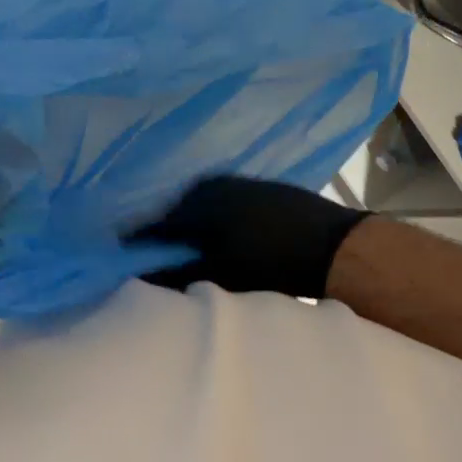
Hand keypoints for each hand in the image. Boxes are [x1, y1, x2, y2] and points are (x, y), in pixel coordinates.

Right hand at [128, 176, 369, 299]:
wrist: (337, 247)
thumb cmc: (271, 264)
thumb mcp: (218, 274)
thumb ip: (176, 275)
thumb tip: (139, 278)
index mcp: (198, 205)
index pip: (155, 224)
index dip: (139, 240)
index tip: (124, 253)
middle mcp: (214, 186)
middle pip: (176, 209)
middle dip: (164, 228)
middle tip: (155, 249)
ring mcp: (241, 183)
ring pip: (201, 202)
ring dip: (191, 220)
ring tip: (186, 242)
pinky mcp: (263, 188)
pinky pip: (224, 200)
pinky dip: (214, 215)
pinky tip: (219, 232)